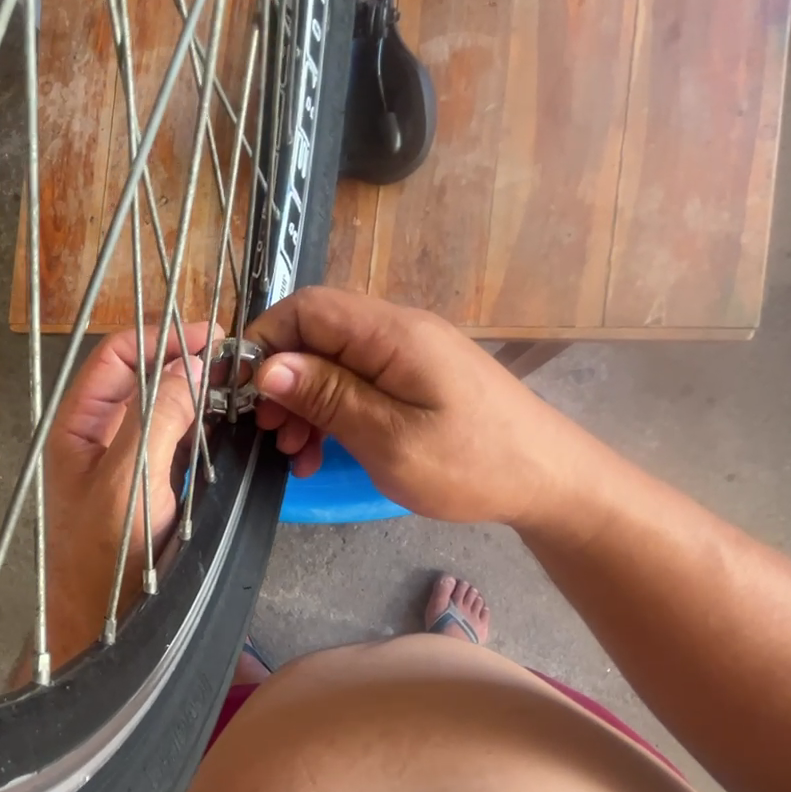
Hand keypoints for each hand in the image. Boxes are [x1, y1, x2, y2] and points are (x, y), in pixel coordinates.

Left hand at [41, 323, 209, 661]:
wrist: (105, 627)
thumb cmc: (106, 557)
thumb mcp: (129, 480)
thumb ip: (157, 416)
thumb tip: (190, 364)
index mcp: (77, 427)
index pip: (116, 356)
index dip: (160, 337)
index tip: (210, 336)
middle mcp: (100, 437)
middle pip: (143, 378)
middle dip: (186, 362)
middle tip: (234, 363)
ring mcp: (127, 463)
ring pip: (164, 409)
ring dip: (200, 395)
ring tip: (239, 389)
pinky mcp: (151, 488)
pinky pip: (179, 443)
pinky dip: (204, 428)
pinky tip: (231, 425)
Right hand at [245, 287, 605, 529]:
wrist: (550, 482)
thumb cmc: (471, 465)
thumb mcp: (388, 438)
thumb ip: (328, 396)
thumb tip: (267, 366)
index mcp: (391, 334)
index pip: (306, 308)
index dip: (264, 341)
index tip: (240, 392)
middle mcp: (396, 332)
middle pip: (314, 335)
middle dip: (280, 381)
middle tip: (269, 433)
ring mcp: (406, 355)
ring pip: (329, 362)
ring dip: (302, 403)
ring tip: (294, 452)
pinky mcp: (413, 379)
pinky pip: (354, 383)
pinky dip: (328, 413)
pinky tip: (320, 451)